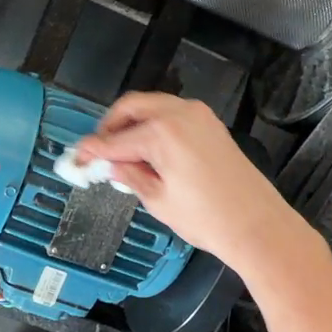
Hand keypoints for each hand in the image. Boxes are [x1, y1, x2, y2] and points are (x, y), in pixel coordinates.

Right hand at [74, 93, 309, 269]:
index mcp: (162, 132)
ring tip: (121, 156)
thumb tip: (109, 165)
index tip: (76, 159)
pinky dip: (153, 126)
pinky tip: (147, 153)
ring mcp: (198, 115)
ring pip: (151, 107)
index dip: (91, 150)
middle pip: (131, 107)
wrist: (256, 225)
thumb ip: (129, 175)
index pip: (114, 139)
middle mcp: (179, 114)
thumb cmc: (206, 218)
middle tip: (97, 152)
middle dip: (110, 127)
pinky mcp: (210, 124)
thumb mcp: (157, 199)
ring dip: (131, 125)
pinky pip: (171, 115)